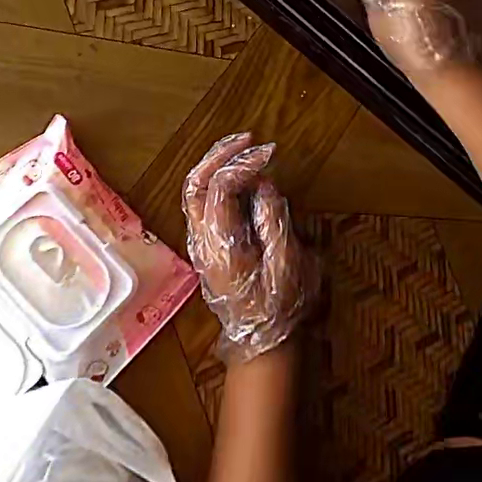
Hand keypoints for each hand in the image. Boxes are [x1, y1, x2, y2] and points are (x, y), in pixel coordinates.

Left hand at [182, 133, 314, 363]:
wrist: (260, 342)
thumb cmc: (277, 308)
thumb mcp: (286, 266)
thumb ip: (274, 221)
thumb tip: (264, 185)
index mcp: (220, 246)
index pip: (220, 189)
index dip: (242, 165)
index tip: (268, 154)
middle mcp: (202, 240)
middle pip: (195, 184)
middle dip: (219, 155)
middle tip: (247, 139)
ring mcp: (201, 241)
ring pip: (195, 191)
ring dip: (215, 164)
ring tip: (242, 146)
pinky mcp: (208, 243)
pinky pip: (204, 201)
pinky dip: (217, 178)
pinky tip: (238, 172)